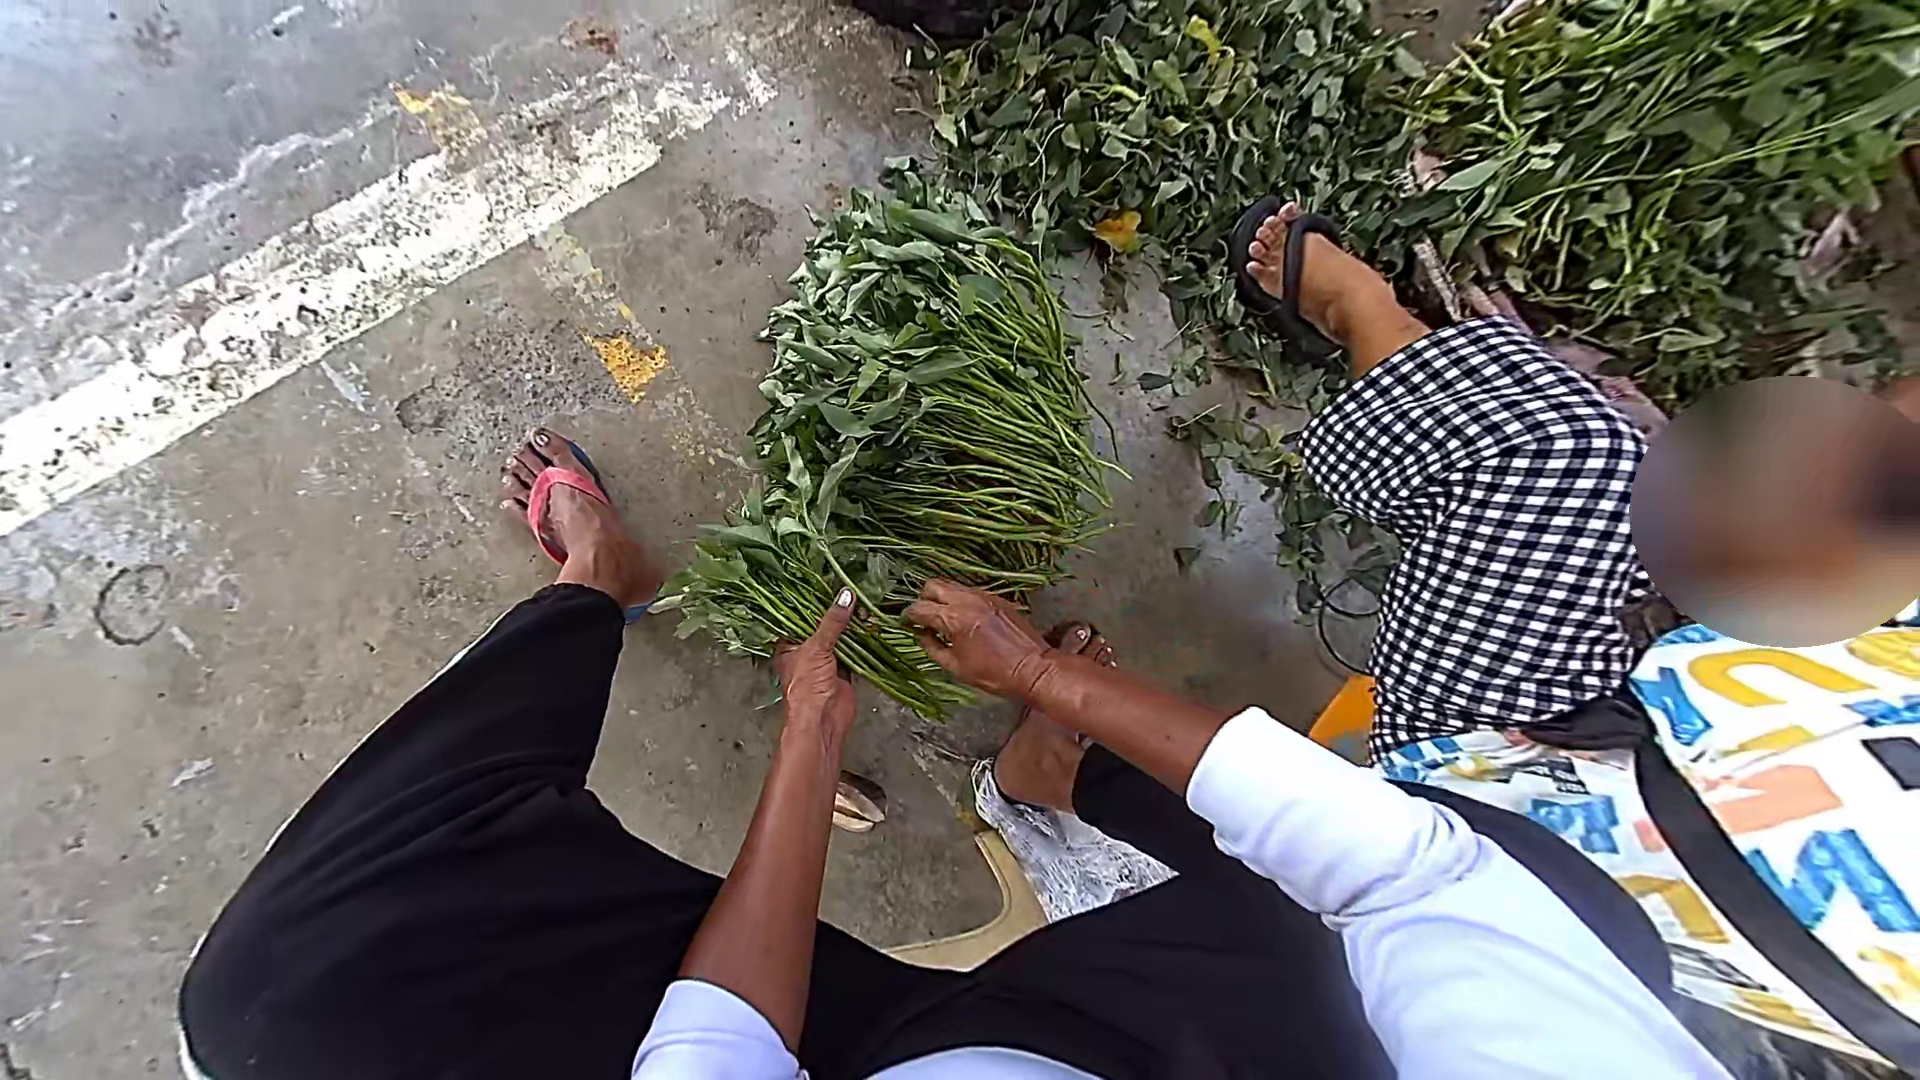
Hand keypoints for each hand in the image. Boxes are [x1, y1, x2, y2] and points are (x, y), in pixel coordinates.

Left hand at [774, 588, 857, 739]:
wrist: (822, 720)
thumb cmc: (806, 686)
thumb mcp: (816, 647)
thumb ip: (832, 622)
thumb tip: (846, 596)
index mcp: (789, 644)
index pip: (800, 616)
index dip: (813, 601)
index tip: (828, 583)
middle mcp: (806, 651)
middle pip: (822, 626)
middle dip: (836, 612)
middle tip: (851, 590)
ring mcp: (826, 661)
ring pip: (840, 638)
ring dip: (851, 625)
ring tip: (864, 602)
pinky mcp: (844, 670)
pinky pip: (854, 650)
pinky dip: (862, 640)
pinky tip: (871, 624)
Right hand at [904, 580, 1054, 700]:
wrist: (1033, 667)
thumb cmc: (993, 673)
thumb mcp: (956, 667)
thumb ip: (933, 647)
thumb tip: (921, 635)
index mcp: (953, 618)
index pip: (919, 608)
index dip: (908, 616)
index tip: (906, 623)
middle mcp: (966, 599)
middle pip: (933, 585)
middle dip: (923, 599)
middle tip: (923, 617)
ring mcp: (983, 595)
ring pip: (951, 585)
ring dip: (942, 597)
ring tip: (942, 617)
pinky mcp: (996, 597)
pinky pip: (969, 590)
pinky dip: (960, 599)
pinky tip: (963, 617)